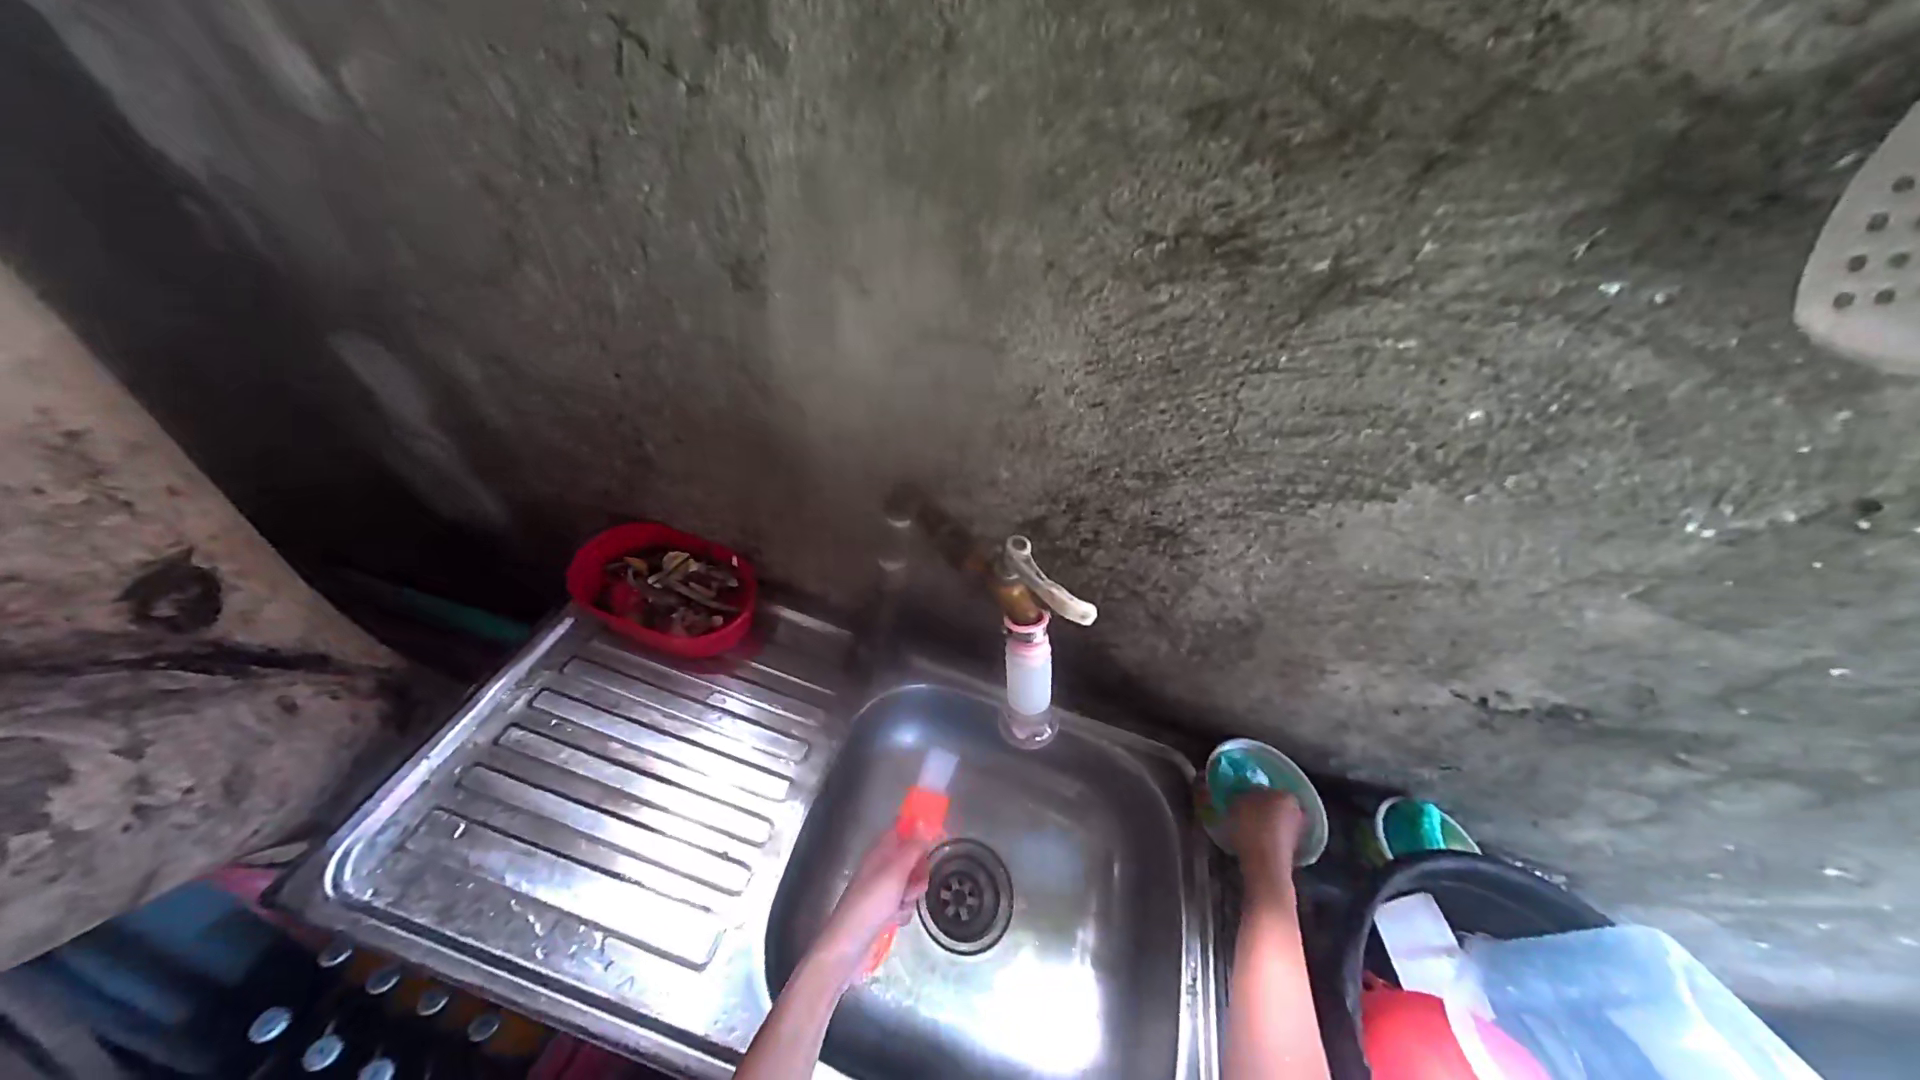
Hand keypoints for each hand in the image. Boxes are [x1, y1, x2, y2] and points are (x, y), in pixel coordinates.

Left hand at [810, 822, 938, 980]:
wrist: (849, 946)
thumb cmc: (871, 903)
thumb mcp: (895, 872)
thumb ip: (912, 847)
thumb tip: (925, 822)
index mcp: (880, 851)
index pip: (903, 830)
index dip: (921, 831)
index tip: (939, 839)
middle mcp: (881, 866)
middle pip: (911, 858)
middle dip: (919, 871)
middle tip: (916, 883)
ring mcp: (882, 888)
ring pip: (911, 882)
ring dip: (912, 893)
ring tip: (902, 904)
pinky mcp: (884, 909)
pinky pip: (904, 902)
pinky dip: (904, 910)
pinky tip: (896, 919)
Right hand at [1230, 789, 1305, 898]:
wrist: (1265, 866)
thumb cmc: (1251, 827)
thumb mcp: (1235, 803)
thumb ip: (1238, 794)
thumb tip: (1239, 793)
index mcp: (1285, 794)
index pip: (1266, 787)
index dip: (1250, 791)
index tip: (1237, 797)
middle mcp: (1296, 810)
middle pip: (1273, 804)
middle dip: (1258, 807)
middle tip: (1239, 810)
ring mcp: (1297, 831)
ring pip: (1275, 821)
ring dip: (1262, 823)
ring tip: (1241, 827)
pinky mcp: (1293, 849)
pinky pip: (1275, 836)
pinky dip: (1265, 837)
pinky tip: (1250, 841)